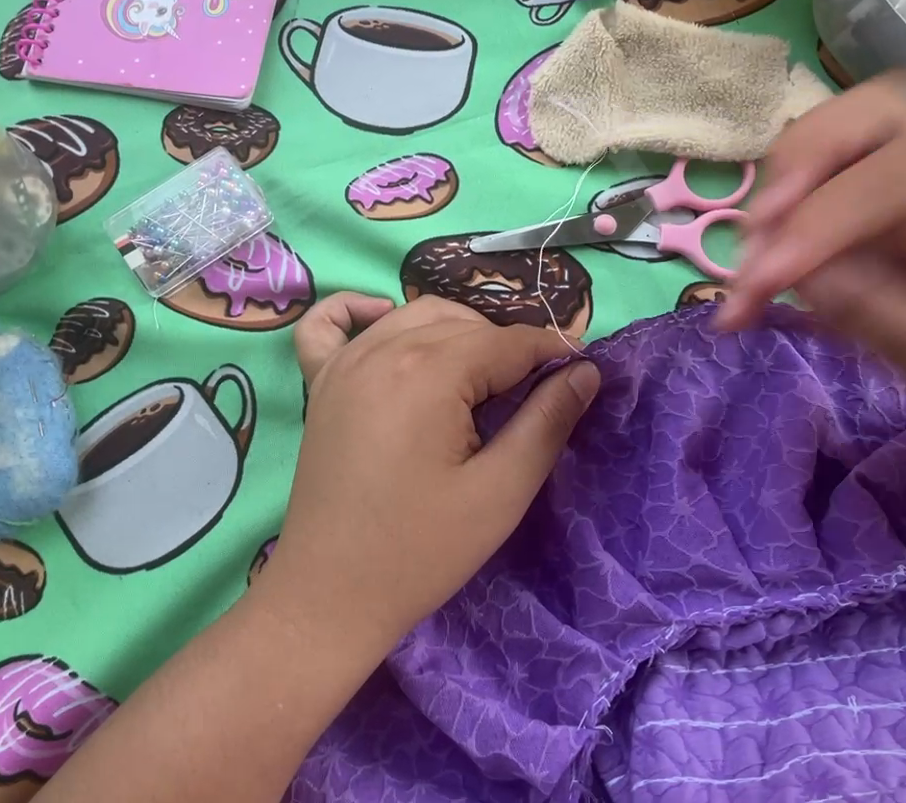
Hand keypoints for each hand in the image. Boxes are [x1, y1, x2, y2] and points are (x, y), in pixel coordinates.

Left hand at [259, 294, 600, 649]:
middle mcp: (384, 350)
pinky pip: (330, 322)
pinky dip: (358, 311)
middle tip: (534, 395)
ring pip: (414, 315)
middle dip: (507, 349)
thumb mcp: (501, 492)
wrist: (330, 594)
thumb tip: (585, 370)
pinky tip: (384, 319)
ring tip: (482, 380)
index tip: (580, 372)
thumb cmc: (421, 551)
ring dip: (456, 333)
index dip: (551, 353)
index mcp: (430, 372)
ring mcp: (343, 362)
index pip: (508, 341)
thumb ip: (547, 422)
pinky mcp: (319, 382)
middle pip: (465, 324)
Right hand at [719, 77, 905, 494]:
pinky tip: (766, 281)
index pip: (904, 176)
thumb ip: (896, 325)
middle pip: (878, 117)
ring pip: (849, 145)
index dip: (820, 217)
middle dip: (799, 163)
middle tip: (755, 239)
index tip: (763, 282)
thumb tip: (801, 272)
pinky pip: (838, 202)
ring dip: (787, 190)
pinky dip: (790, 229)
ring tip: (753, 266)